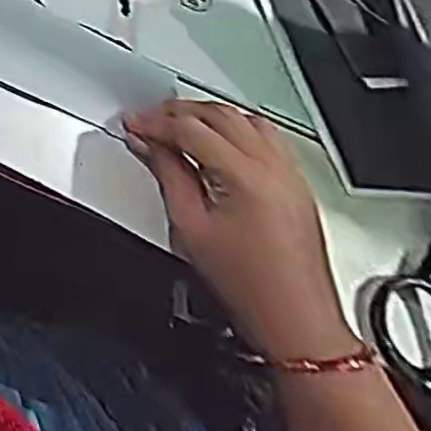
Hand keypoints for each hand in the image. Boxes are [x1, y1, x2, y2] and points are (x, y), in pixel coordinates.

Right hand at [125, 100, 358, 359]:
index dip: (154, 123)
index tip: (133, 125)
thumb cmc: (249, 283)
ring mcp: (291, 176)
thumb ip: (167, 174)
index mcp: (246, 178)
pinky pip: (266, 137)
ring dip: (207, 115)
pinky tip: (215, 140)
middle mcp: (275, 170)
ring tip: (178, 125)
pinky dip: (234, 128)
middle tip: (148, 120)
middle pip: (219, 115)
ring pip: (245, 119)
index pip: (190, 129)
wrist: (295, 318)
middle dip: (177, 112)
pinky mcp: (297, 185)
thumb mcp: (189, 224)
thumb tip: (149, 145)